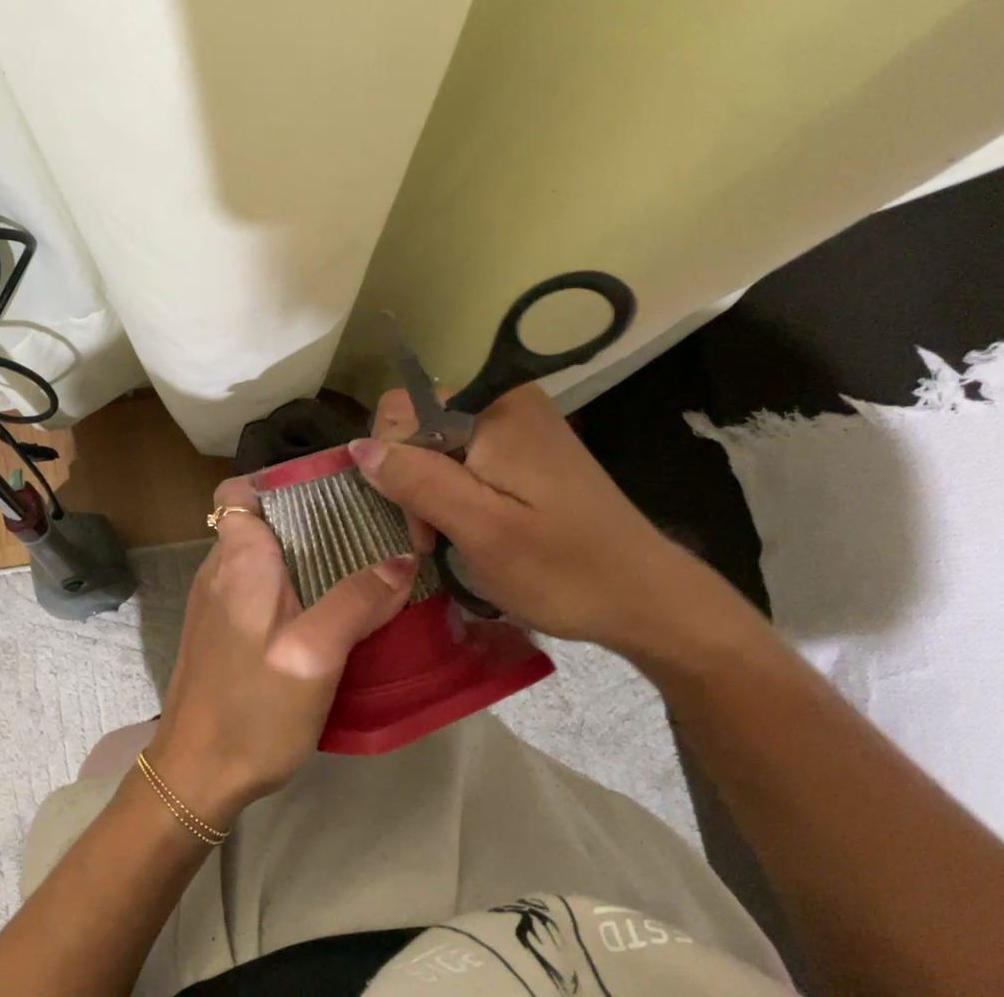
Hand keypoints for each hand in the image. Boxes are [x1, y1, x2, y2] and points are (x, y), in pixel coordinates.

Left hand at [147, 476, 415, 825]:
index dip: (283, 480)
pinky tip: (332, 608)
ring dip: (307, 553)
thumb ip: (356, 602)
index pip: (242, 491)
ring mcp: (216, 602)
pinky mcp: (221, 631)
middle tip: (373, 526)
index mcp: (238, 561)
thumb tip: (402, 556)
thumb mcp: (314, 657)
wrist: (195, 774)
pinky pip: (259, 587)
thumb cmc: (252, 712)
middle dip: (313, 517)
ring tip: (364, 562)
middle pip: (262, 519)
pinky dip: (294, 584)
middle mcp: (219, 570)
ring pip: (263, 554)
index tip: (338, 489)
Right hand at [353, 384, 724, 655]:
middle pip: (417, 426)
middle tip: (436, 539)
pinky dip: (455, 495)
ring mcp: (519, 427)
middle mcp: (506, 403)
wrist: (646, 599)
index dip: (395, 466)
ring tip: (456, 540)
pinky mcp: (527, 453)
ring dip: (430, 494)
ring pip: (436, 446)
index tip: (422, 526)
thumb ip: (416, 481)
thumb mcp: (480, 530)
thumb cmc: (563, 570)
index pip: (401, 412)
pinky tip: (472, 530)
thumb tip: (358, 446)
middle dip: (410, 481)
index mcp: (495, 408)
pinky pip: (464, 459)